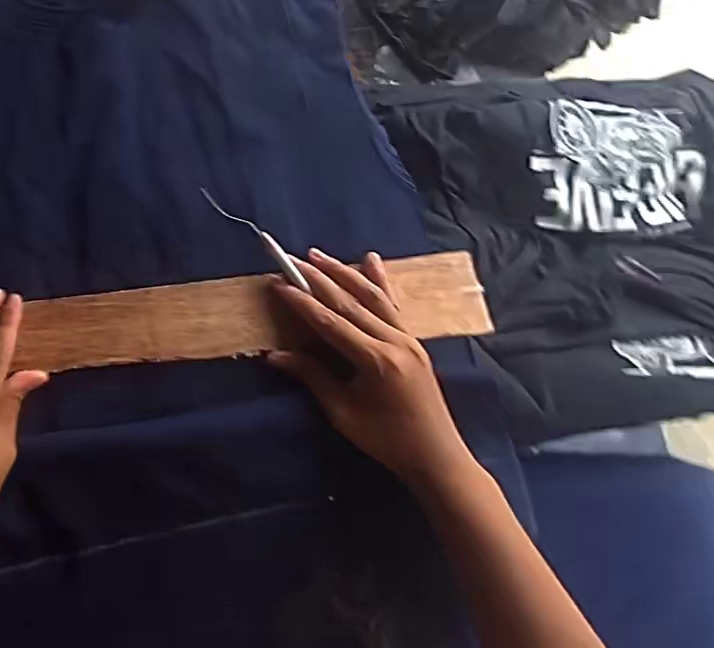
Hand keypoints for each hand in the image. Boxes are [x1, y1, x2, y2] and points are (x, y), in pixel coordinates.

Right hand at [267, 249, 477, 489]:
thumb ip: (311, 377)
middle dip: (315, 279)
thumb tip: (274, 355)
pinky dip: (379, 280)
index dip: (301, 301)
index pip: (329, 321)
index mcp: (375, 361)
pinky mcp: (414, 340)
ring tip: (316, 255)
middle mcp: (394, 342)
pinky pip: (392, 303)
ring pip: (370, 295)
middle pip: (348, 301)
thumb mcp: (342, 413)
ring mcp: (407, 339)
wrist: (439, 459)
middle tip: (290, 260)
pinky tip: (370, 259)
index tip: (277, 284)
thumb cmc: (386, 441)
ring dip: (341, 272)